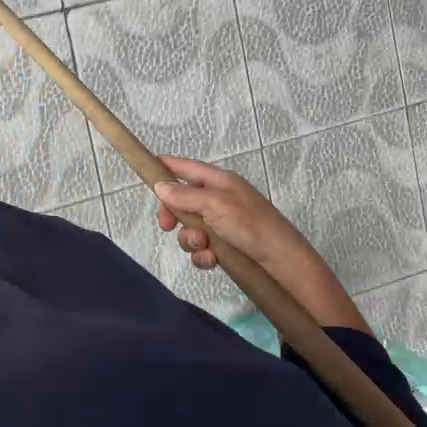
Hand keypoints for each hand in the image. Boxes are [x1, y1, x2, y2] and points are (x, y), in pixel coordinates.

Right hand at [152, 155, 277, 268]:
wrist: (281, 261)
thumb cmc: (251, 224)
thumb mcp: (215, 204)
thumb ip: (185, 195)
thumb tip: (160, 185)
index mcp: (219, 182)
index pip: (186, 167)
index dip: (166, 165)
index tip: (145, 165)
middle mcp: (218, 200)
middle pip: (181, 201)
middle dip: (173, 214)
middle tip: (167, 226)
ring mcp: (221, 224)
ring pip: (189, 228)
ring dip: (190, 239)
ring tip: (204, 246)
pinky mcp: (224, 246)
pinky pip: (201, 248)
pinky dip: (202, 255)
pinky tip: (212, 259)